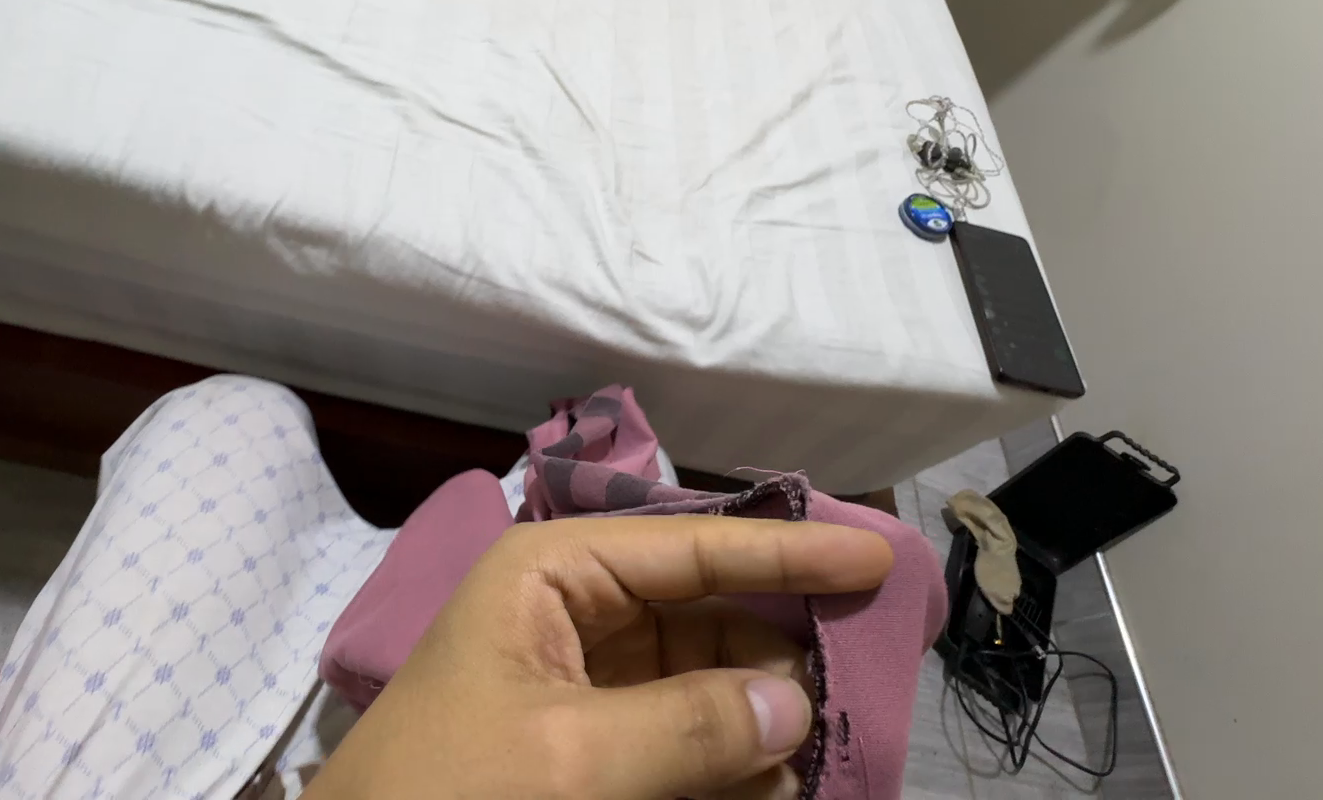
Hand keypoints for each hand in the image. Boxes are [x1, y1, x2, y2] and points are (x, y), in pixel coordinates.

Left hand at [303, 515, 893, 799]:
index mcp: (556, 568)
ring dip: (762, 702)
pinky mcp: (588, 726)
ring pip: (698, 665)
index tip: (871, 559)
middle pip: (701, 601)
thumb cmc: (451, 791)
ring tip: (834, 734)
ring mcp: (582, 665)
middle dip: (779, 633)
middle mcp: (573, 599)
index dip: (784, 553)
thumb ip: (689, 727)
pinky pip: (678, 720)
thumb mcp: (569, 760)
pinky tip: (776, 774)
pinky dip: (728, 747)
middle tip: (868, 653)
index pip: (689, 547)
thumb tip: (793, 703)